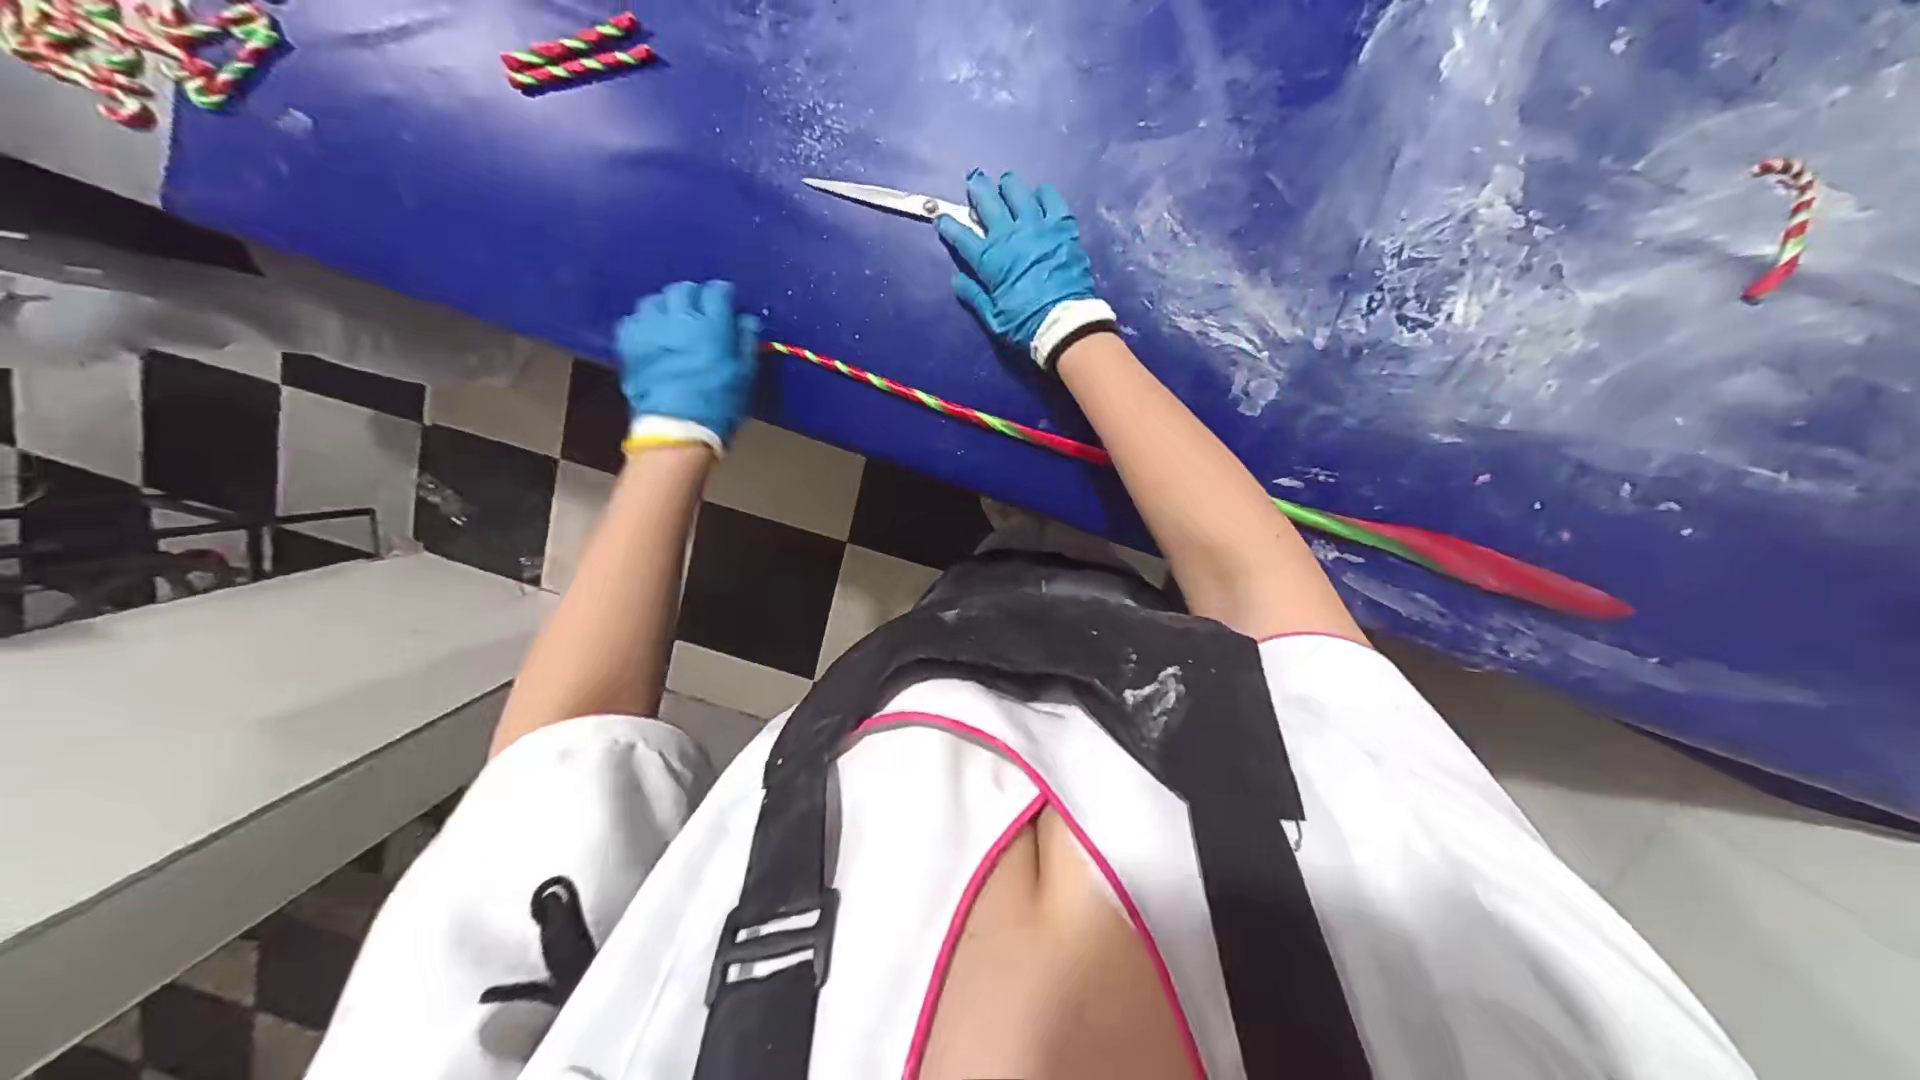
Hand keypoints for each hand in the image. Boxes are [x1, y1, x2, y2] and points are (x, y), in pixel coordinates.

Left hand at [613, 280, 760, 453]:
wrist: (678, 427)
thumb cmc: (719, 403)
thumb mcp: (746, 374)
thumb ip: (747, 341)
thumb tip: (746, 319)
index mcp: (713, 324)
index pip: (718, 291)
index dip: (723, 295)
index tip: (726, 304)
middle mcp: (680, 317)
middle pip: (685, 289)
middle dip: (694, 297)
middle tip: (700, 313)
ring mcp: (651, 327)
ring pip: (656, 300)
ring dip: (667, 307)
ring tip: (673, 322)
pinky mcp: (629, 341)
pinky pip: (634, 319)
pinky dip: (644, 323)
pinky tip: (652, 335)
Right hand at [936, 169, 1115, 367]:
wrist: (1065, 323)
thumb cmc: (1026, 323)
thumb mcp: (993, 317)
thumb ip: (974, 295)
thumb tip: (956, 279)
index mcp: (990, 260)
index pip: (962, 236)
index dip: (949, 225)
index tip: (941, 218)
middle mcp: (1010, 236)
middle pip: (988, 203)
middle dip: (978, 189)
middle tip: (974, 180)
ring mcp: (1037, 227)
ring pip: (1018, 193)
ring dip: (1008, 186)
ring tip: (1006, 184)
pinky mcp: (1062, 226)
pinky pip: (1051, 199)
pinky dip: (1042, 194)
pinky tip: (1038, 193)